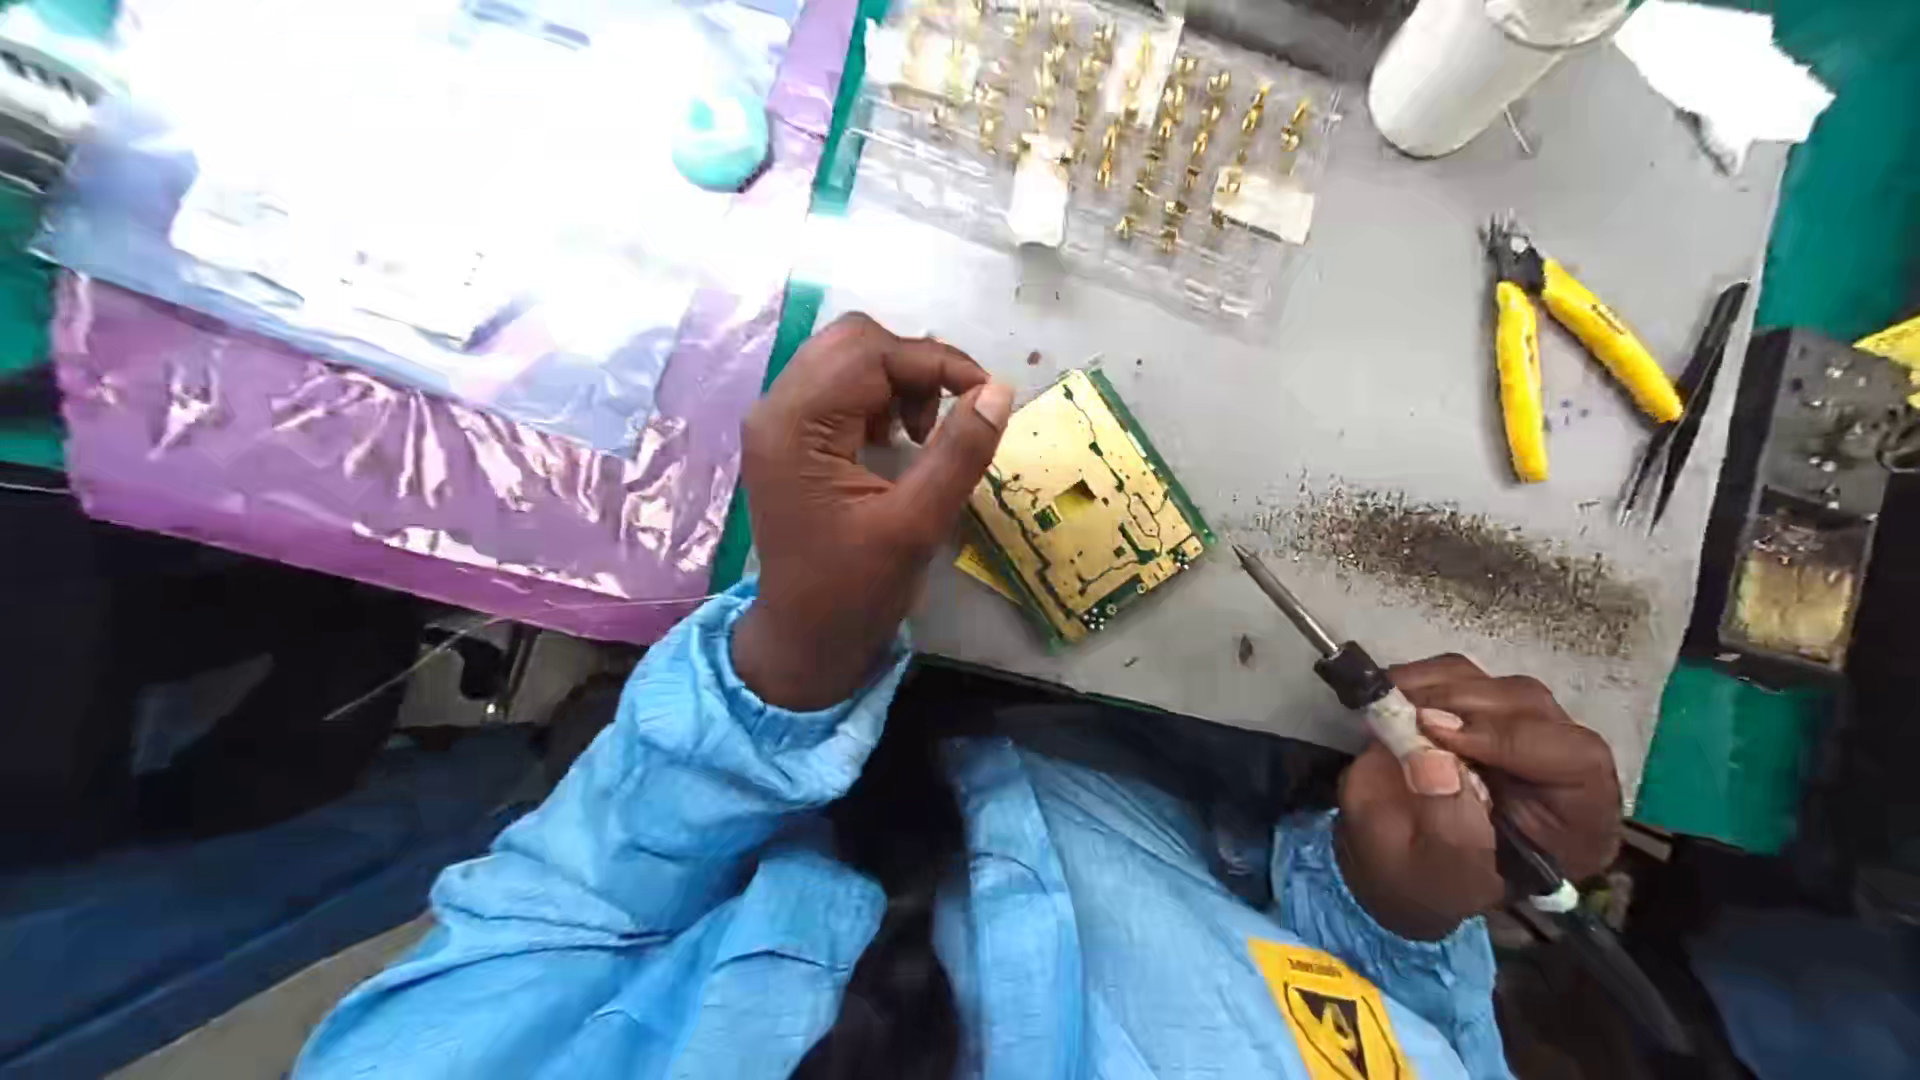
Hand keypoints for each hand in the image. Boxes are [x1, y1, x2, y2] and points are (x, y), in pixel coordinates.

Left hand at [731, 313, 1012, 709]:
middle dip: (914, 367)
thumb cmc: (854, 592)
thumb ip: (959, 454)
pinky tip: (894, 440)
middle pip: (853, 342)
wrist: (805, 639)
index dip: (938, 362)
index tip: (988, 395)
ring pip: (847, 359)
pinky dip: (879, 399)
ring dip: (897, 382)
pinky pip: (839, 388)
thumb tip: (999, 391)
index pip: (870, 352)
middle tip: (947, 416)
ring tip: (920, 434)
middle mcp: (777, 410)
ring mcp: (779, 423)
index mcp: (795, 426)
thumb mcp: (916, 525)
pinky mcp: (790, 438)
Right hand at [1335, 655, 1621, 940]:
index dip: (1512, 737)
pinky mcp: (1464, 707)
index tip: (1438, 734)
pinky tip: (1388, 695)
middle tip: (1406, 718)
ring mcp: (1507, 729)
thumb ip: (1449, 826)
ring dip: (1436, 688)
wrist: (1386, 856)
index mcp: (1571, 820)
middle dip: (1465, 707)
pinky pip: (1452, 672)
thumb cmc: (1421, 875)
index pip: (1574, 758)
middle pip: (1533, 709)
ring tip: (1391, 707)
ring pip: (1493, 683)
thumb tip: (1433, 760)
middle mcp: (1551, 766)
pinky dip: (1416, 677)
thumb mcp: (1438, 871)